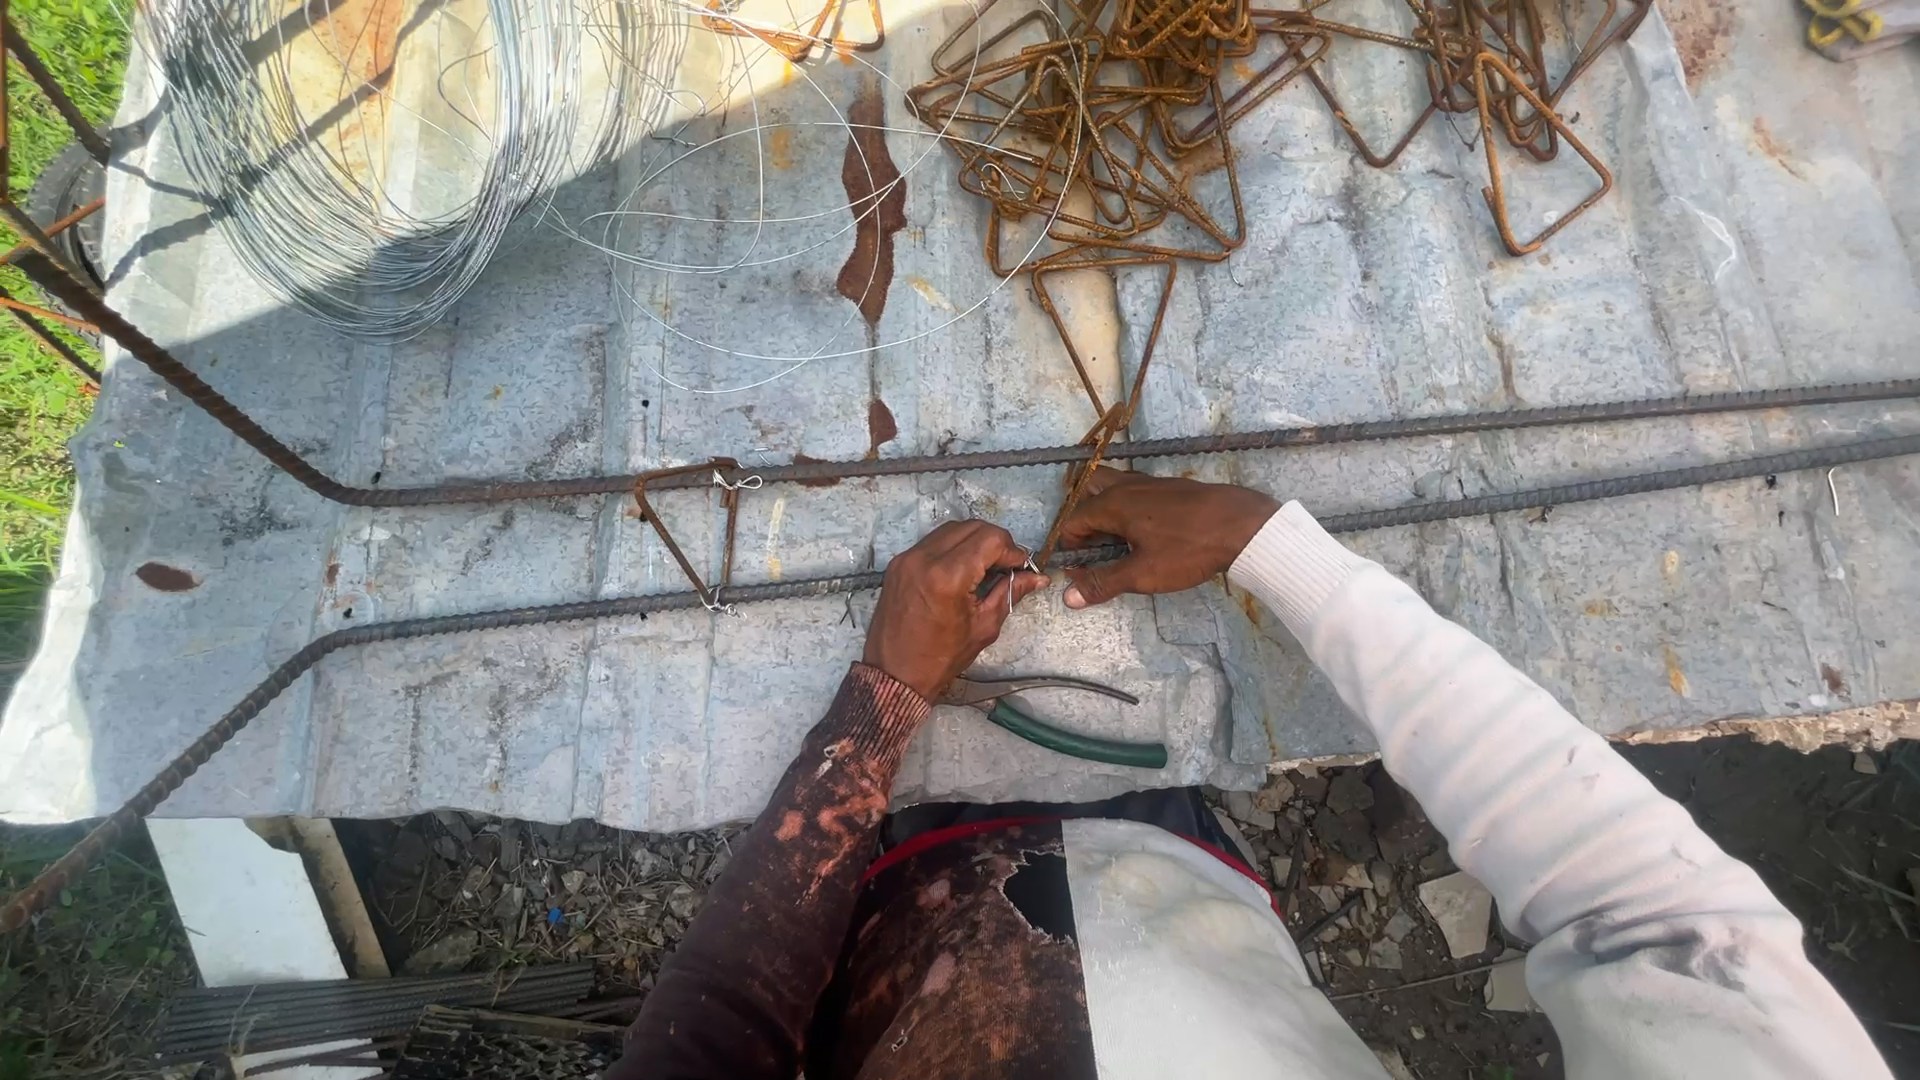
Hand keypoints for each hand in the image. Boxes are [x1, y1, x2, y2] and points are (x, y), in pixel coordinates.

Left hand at [864, 520, 1050, 700]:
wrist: (894, 674)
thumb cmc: (939, 658)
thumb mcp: (983, 627)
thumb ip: (1010, 593)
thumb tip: (1037, 578)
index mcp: (947, 577)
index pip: (991, 539)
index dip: (1012, 550)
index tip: (1021, 566)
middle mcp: (924, 559)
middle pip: (973, 527)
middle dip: (996, 542)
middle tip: (1007, 566)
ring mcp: (907, 558)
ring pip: (952, 529)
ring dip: (975, 540)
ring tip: (987, 566)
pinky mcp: (898, 563)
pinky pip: (933, 541)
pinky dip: (954, 546)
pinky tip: (964, 568)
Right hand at [1056, 467, 1278, 608]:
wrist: (1242, 525)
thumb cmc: (1187, 549)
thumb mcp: (1142, 574)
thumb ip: (1103, 583)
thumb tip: (1068, 597)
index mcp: (1112, 504)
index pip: (1072, 522)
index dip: (1071, 548)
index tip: (1082, 571)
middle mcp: (1125, 486)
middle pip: (1088, 491)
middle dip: (1084, 518)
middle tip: (1095, 546)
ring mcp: (1149, 483)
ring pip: (1114, 488)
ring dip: (1106, 512)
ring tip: (1118, 542)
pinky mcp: (1170, 487)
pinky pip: (1136, 492)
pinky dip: (1129, 508)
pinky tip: (1146, 533)